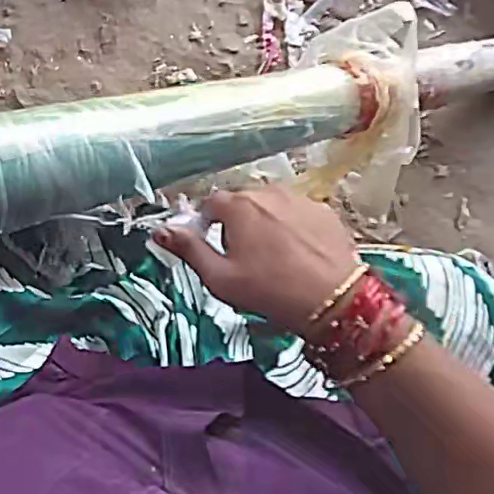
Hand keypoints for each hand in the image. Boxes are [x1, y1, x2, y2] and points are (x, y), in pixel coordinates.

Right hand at [152, 187, 361, 337]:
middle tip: (242, 257)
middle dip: (236, 222)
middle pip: (242, 201)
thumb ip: (188, 249)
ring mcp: (300, 199)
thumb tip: (161, 230)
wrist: (333, 299)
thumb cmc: (270, 290)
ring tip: (272, 257)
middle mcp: (269, 193)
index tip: (212, 245)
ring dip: (266, 222)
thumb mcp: (219, 277)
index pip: (211, 203)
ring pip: (272, 205)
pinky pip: (298, 213)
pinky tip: (297, 253)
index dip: (207, 223)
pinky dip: (293, 227)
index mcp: (238, 206)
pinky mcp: (324, 211)